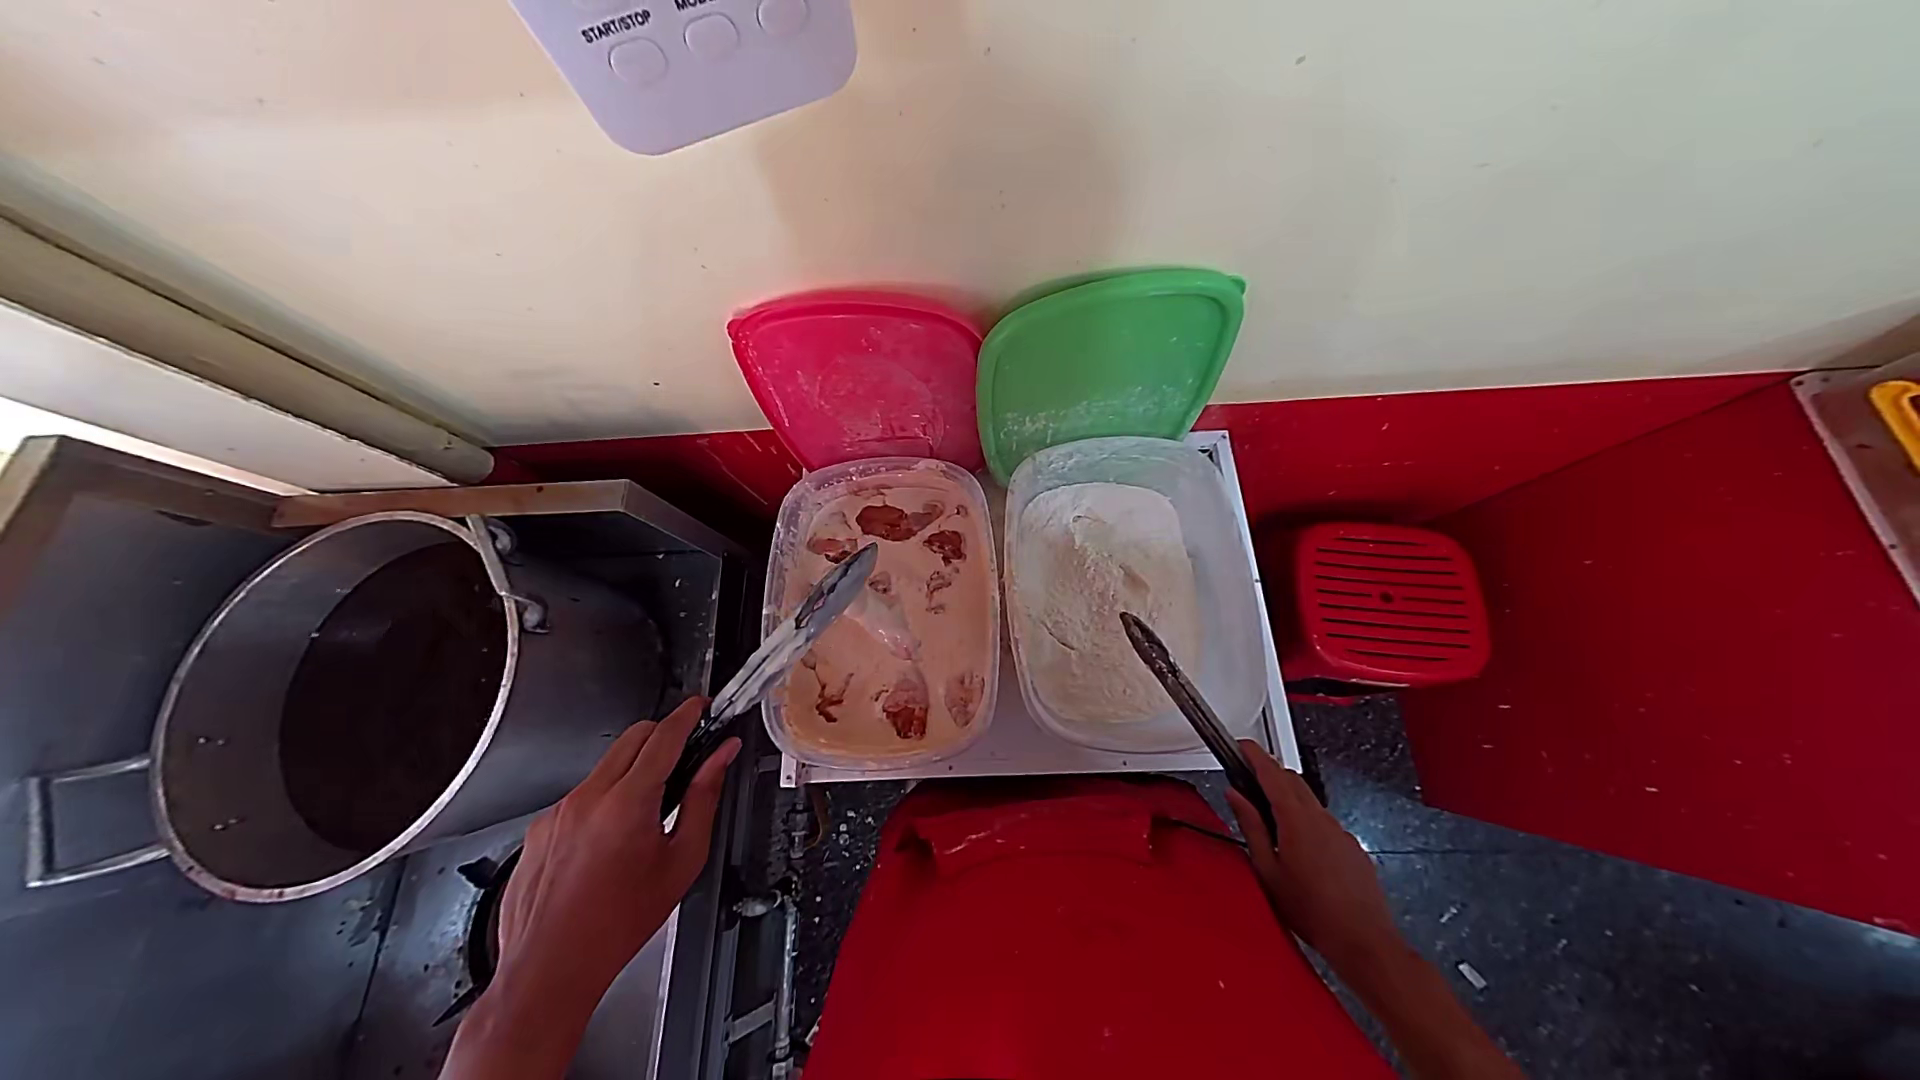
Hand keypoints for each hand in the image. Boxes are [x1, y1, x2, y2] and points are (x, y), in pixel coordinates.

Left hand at [500, 696, 738, 989]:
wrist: (551, 969)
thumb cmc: (618, 923)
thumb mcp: (683, 858)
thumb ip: (705, 797)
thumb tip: (721, 757)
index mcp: (628, 804)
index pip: (664, 736)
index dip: (688, 714)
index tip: (700, 705)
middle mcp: (588, 798)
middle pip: (633, 737)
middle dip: (662, 735)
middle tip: (684, 755)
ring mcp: (558, 811)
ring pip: (606, 764)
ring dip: (633, 769)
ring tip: (646, 814)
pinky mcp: (540, 827)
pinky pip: (581, 793)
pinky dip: (604, 798)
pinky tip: (610, 839)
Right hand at [1225, 739, 1399, 965]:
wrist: (1363, 941)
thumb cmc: (1312, 912)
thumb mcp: (1267, 869)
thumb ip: (1251, 826)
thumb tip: (1236, 797)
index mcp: (1296, 821)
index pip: (1272, 773)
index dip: (1254, 755)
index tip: (1241, 746)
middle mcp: (1321, 819)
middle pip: (1293, 779)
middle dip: (1270, 773)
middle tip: (1249, 779)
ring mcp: (1340, 832)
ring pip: (1309, 801)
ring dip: (1288, 799)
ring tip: (1271, 822)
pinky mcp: (1352, 847)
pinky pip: (1324, 822)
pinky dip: (1306, 821)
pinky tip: (1299, 848)